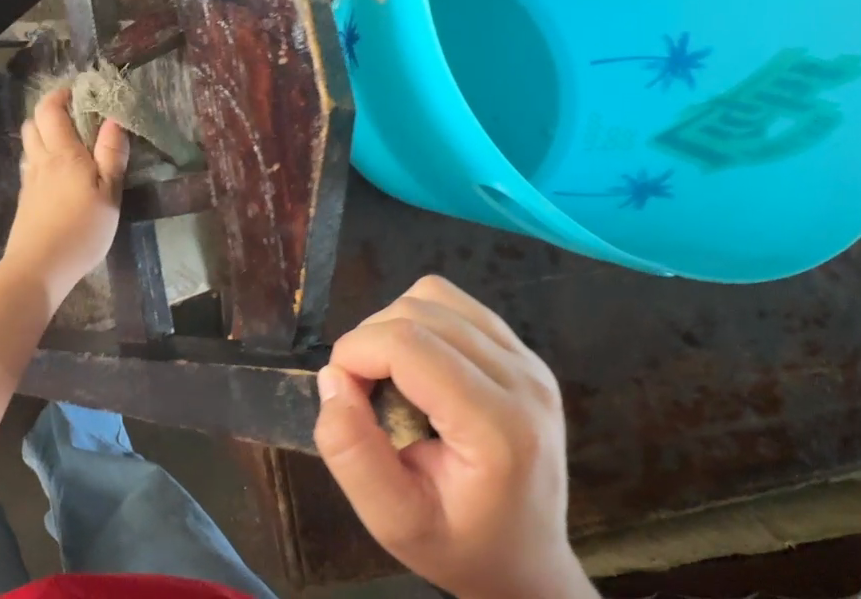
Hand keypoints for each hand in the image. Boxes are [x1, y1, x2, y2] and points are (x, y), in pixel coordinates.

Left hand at [0, 87, 128, 299]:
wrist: (38, 267)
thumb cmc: (81, 229)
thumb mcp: (108, 193)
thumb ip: (111, 156)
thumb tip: (113, 119)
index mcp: (63, 154)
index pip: (51, 111)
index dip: (60, 96)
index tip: (77, 93)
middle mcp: (40, 161)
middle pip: (33, 124)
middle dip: (49, 114)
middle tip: (73, 118)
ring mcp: (28, 182)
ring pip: (29, 146)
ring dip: (43, 137)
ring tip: (67, 146)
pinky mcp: (24, 201)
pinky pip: (29, 168)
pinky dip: (40, 161)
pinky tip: (56, 177)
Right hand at [314, 276, 593, 598]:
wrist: (526, 563)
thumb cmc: (458, 546)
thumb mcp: (391, 520)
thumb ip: (351, 452)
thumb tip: (331, 378)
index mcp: (499, 428)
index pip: (407, 344)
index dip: (354, 353)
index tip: (342, 394)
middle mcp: (523, 382)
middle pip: (416, 313)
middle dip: (368, 341)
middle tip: (361, 394)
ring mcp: (529, 362)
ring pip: (434, 297)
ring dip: (392, 326)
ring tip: (388, 376)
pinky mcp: (524, 354)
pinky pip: (455, 305)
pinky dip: (419, 321)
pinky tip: (417, 366)